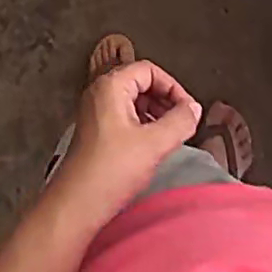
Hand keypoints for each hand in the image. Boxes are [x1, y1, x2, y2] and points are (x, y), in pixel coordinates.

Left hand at [49, 61, 201, 221]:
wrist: (78, 202)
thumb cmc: (112, 169)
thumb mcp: (154, 144)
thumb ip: (179, 122)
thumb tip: (194, 108)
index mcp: (111, 85)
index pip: (148, 70)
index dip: (173, 87)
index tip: (188, 110)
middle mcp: (100, 91)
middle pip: (140, 81)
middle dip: (165, 99)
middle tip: (182, 122)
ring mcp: (95, 108)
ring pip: (132, 99)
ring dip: (155, 112)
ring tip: (171, 135)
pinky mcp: (95, 127)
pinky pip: (123, 114)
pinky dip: (142, 122)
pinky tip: (152, 144)